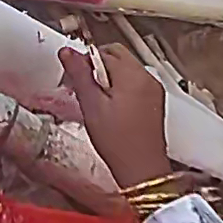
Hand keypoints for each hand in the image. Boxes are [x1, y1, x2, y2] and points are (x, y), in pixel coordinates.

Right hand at [57, 44, 170, 187]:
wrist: (142, 172)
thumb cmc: (116, 141)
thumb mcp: (91, 105)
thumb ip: (79, 74)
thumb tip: (67, 51)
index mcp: (132, 75)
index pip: (102, 53)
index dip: (85, 63)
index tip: (76, 81)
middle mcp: (147, 77)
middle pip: (116, 55)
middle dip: (98, 66)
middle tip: (86, 89)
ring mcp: (154, 89)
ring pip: (125, 68)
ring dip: (109, 77)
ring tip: (98, 101)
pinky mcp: (155, 101)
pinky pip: (134, 82)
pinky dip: (121, 87)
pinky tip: (111, 108)